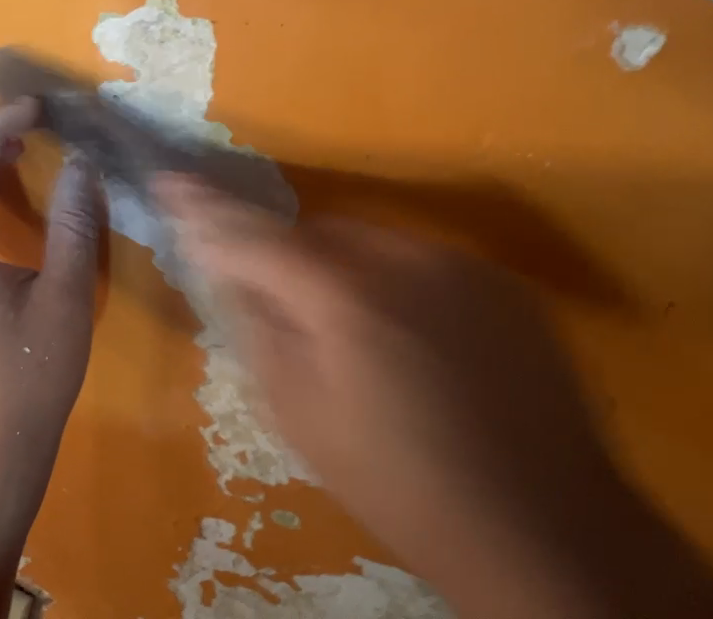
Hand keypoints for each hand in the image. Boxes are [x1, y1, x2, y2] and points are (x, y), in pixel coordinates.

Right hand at [154, 175, 712, 618]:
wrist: (543, 529)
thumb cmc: (397, 483)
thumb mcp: (296, 413)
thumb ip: (256, 324)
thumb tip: (224, 268)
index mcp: (340, 296)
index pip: (251, 232)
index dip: (204, 206)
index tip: (169, 182)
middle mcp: (401, 258)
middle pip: (315, 231)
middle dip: (289, 256)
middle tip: (286, 308)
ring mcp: (460, 265)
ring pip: (371, 242)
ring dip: (346, 268)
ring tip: (361, 334)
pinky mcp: (501, 283)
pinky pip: (423, 261)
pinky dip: (399, 283)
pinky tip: (417, 341)